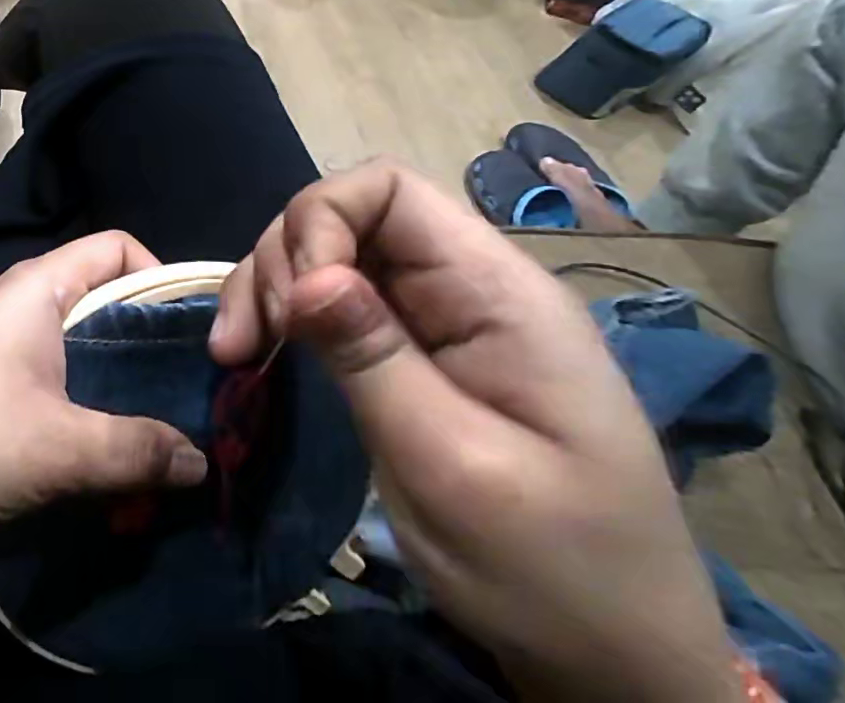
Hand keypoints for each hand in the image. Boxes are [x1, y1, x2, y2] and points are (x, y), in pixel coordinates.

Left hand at [0, 232, 206, 664]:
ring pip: (79, 334)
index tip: (188, 334)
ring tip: (150, 419)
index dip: (161, 276)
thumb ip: (138, 450)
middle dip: (147, 335)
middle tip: (184, 387)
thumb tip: (202, 463)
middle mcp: (19, 298)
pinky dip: (84, 391)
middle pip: (103, 291)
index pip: (118, 246)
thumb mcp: (60, 449)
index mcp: (37, 287)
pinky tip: (97, 438)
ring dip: (116, 372)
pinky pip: (53, 364)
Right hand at [211, 160, 736, 702]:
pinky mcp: (408, 351)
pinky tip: (254, 353)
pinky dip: (282, 318)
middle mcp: (462, 286)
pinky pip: (331, 304)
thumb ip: (375, 360)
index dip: (322, 219)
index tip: (292, 301)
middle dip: (282, 260)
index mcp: (497, 291)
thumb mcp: (453, 467)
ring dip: (269, 288)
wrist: (608, 655)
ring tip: (236, 351)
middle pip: (346, 216)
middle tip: (249, 340)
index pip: (390, 189)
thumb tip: (305, 276)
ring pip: (327, 256)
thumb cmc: (551, 571)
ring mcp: (433, 319)